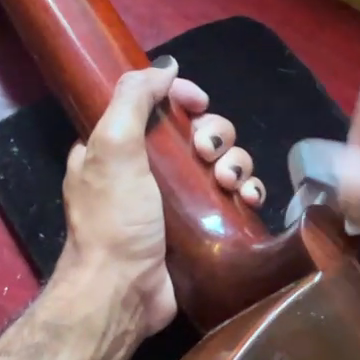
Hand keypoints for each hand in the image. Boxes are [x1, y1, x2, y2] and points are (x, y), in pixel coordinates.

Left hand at [58, 58, 263, 340]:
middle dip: (214, 135)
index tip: (198, 102)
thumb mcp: (112, 147)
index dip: (181, 97)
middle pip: (197, 132)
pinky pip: (232, 198)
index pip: (157, 104)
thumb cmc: (114, 218)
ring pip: (221, 163)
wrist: (121, 293)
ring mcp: (175, 201)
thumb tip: (166, 67)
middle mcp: (147, 170)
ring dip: (235, 163)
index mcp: (119, 146)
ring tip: (229, 183)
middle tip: (208, 155)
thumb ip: (132, 98)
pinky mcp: (201, 228)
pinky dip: (246, 192)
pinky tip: (248, 199)